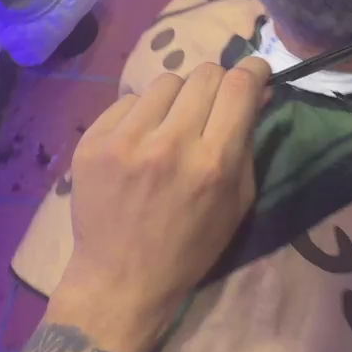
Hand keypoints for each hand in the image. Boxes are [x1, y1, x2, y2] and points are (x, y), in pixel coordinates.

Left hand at [46, 58, 269, 351]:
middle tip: (216, 104)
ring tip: (175, 124)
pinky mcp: (93, 141)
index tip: (257, 73)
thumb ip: (248, 144)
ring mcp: (126, 140)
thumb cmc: (191, 246)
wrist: (121, 279)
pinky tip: (142, 141)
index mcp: (214, 163)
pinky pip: (129, 101)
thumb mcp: (238, 201)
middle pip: (205, 74)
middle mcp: (170, 143)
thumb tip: (257, 93)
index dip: (254, 71)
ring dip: (180, 97)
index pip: (239, 86)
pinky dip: (143, 114)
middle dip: (219, 83)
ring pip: (167, 81)